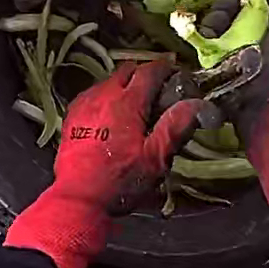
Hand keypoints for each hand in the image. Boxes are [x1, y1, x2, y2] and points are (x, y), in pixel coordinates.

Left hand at [3, 61, 210, 267]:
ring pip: (108, 81)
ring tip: (136, 102)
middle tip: (158, 87)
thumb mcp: (156, 158)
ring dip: (124, 85)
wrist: (78, 199)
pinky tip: (111, 113)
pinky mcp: (71, 116)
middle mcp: (102, 96)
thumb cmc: (120, 181)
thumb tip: (197, 103)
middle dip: (144, 73)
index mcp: (126, 103)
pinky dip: (105, 96)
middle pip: (127, 70)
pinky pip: (92, 95)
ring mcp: (84, 104)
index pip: (149, 72)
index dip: (166, 68)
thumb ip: (176, 126)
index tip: (176, 70)